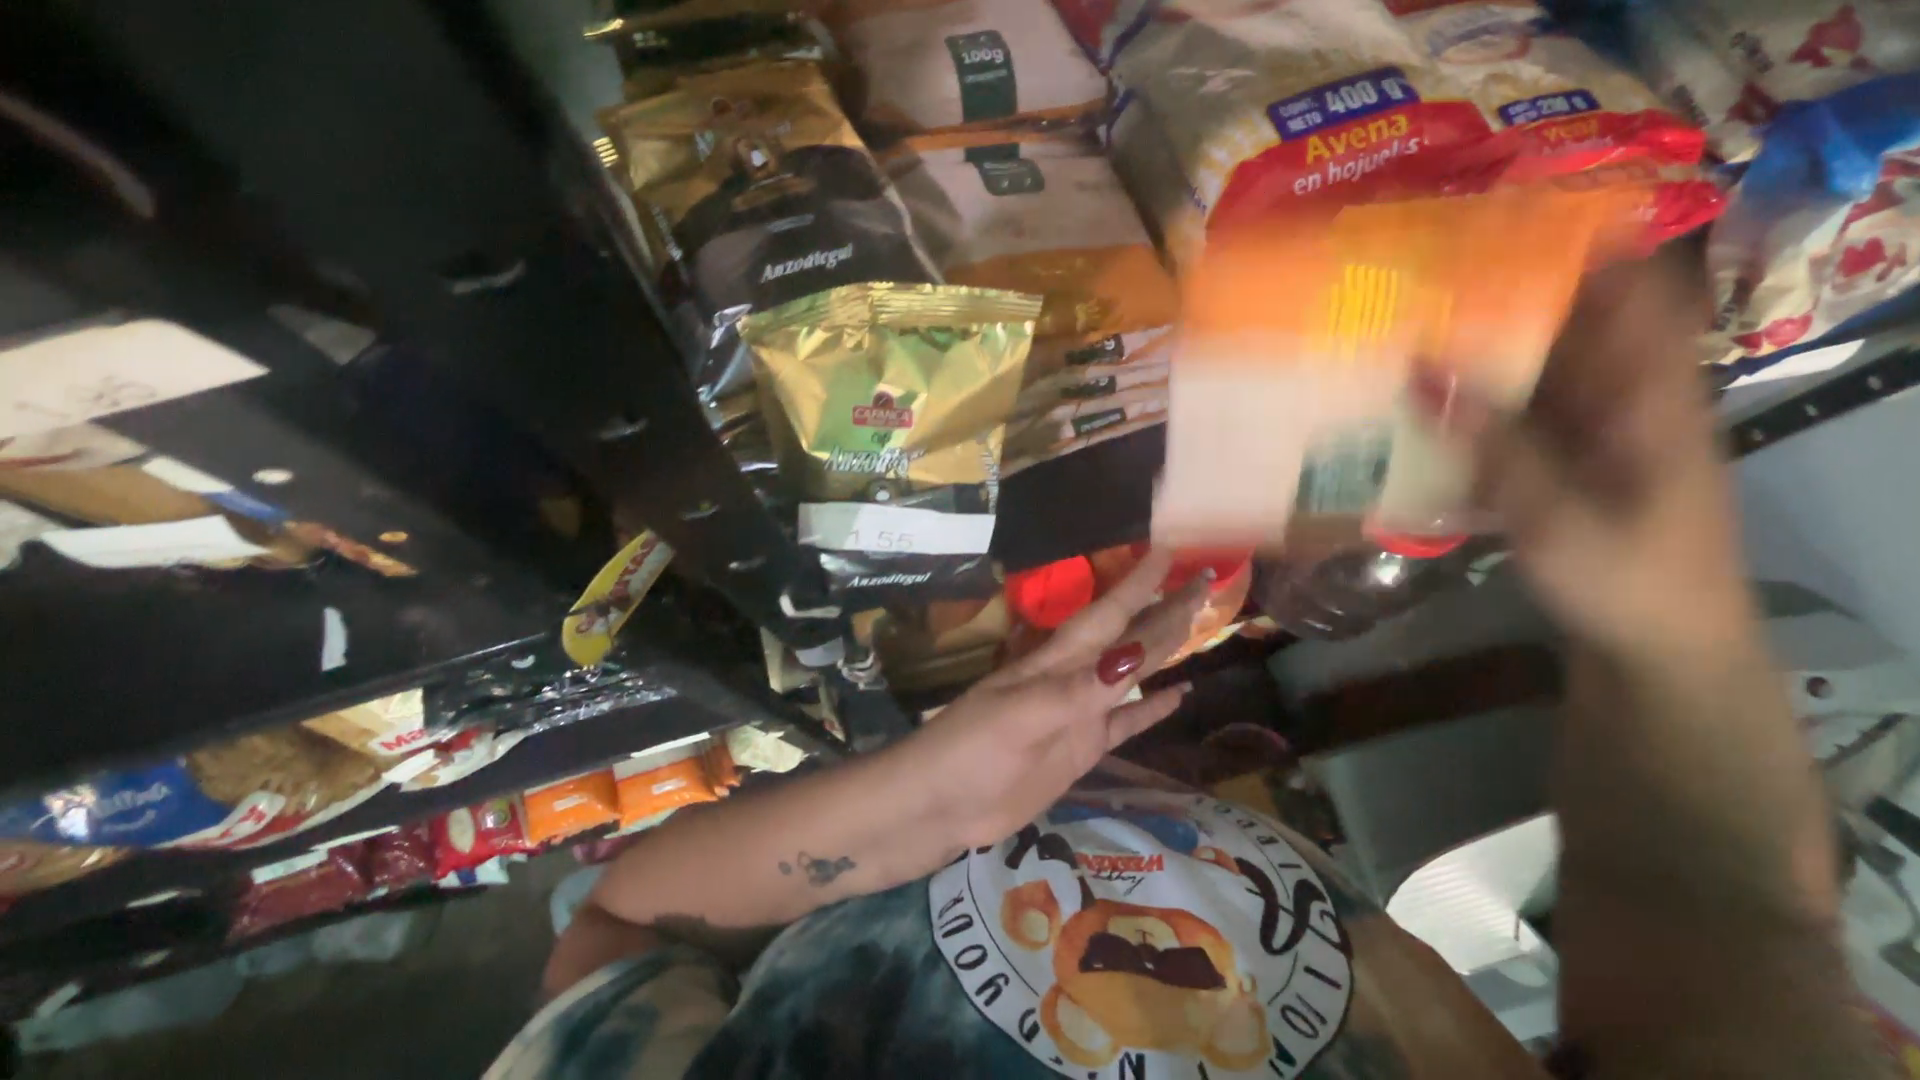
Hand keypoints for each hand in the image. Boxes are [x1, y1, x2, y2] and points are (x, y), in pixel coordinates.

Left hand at [891, 549, 1211, 848]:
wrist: (940, 803)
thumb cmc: (970, 749)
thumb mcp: (1019, 716)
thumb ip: (1076, 691)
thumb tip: (1130, 659)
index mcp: (1055, 662)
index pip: (1107, 615)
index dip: (1138, 584)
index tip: (1170, 552)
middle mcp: (1073, 680)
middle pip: (1128, 638)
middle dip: (1164, 608)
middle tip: (1205, 579)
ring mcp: (1079, 715)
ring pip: (1132, 674)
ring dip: (1164, 649)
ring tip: (1198, 624)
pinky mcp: (1081, 749)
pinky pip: (1126, 722)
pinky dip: (1152, 708)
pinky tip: (1179, 694)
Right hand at [1414, 257, 1757, 661]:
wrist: (1659, 650)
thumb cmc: (1630, 580)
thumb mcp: (1559, 514)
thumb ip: (1493, 441)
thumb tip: (1421, 362)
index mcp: (1650, 391)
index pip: (1629, 287)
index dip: (1582, 239)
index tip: (1506, 209)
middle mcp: (1622, 395)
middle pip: (1567, 318)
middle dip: (1501, 288)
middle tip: (1417, 268)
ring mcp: (1590, 429)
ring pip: (1532, 365)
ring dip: (1474, 344)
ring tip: (1399, 323)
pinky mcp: (1559, 460)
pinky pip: (1509, 411)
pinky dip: (1467, 398)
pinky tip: (1412, 398)